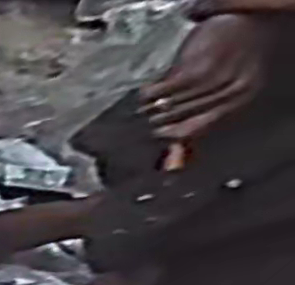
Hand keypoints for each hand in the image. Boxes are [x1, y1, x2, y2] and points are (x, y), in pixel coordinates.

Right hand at [140, 14, 272, 139]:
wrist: (239, 21)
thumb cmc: (224, 64)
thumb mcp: (213, 100)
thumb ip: (191, 132)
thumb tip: (170, 169)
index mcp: (239, 101)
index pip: (186, 133)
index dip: (162, 137)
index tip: (147, 135)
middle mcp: (234, 89)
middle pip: (172, 121)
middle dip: (152, 121)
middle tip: (139, 118)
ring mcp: (219, 77)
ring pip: (165, 108)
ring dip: (147, 108)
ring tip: (141, 105)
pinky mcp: (199, 67)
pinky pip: (159, 92)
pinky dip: (147, 94)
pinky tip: (146, 90)